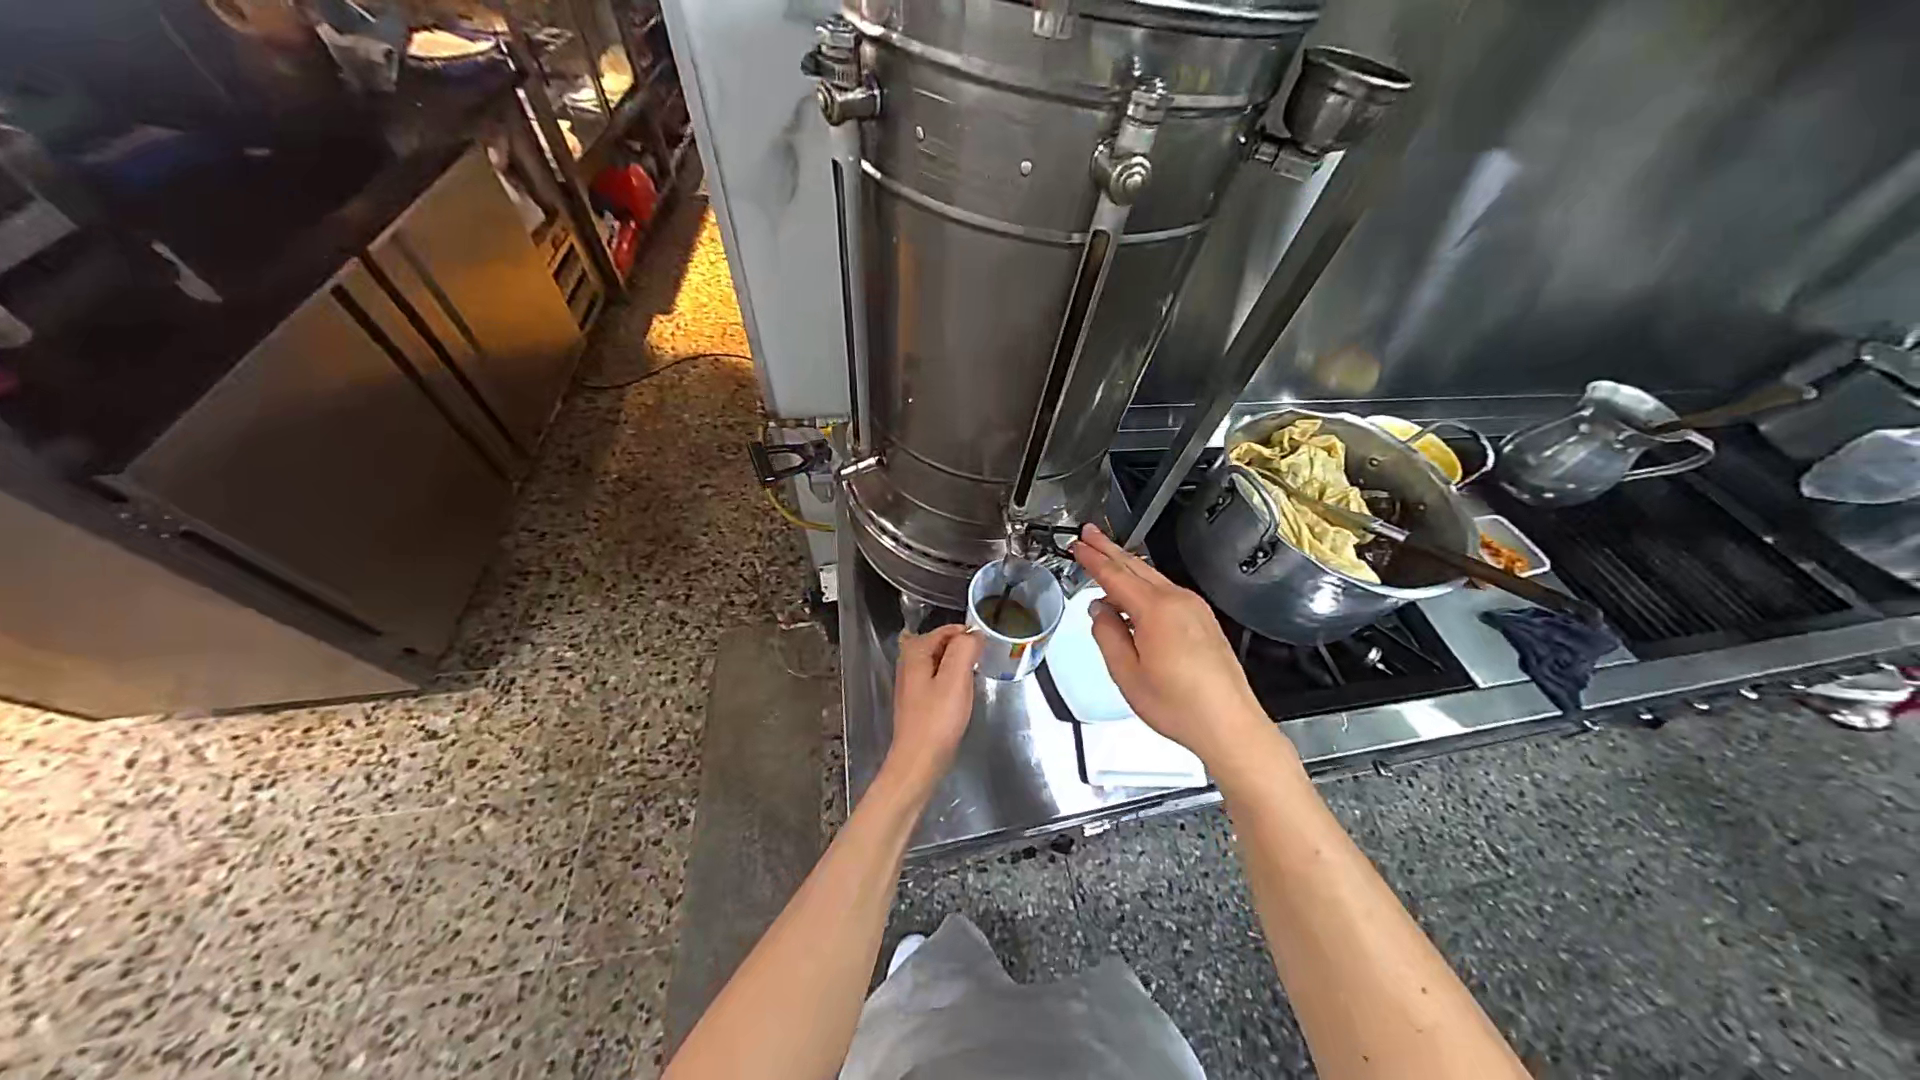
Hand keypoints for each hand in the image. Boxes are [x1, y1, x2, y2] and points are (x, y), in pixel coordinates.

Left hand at [883, 623, 984, 793]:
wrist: (919, 761)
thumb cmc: (938, 720)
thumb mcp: (955, 679)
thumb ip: (964, 649)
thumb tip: (974, 634)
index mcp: (915, 651)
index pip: (949, 630)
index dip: (970, 637)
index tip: (987, 652)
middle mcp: (908, 661)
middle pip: (944, 644)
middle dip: (965, 651)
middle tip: (982, 667)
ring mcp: (911, 681)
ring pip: (943, 662)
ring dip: (960, 668)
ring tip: (973, 682)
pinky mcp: (918, 699)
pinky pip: (940, 679)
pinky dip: (953, 682)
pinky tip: (961, 697)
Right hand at [1072, 524, 1280, 767]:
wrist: (1230, 726)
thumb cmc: (1183, 707)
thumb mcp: (1127, 673)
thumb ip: (1107, 635)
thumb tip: (1099, 612)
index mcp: (1156, 611)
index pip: (1115, 574)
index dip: (1093, 558)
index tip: (1079, 546)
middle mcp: (1179, 602)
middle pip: (1136, 566)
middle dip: (1109, 548)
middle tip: (1090, 535)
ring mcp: (1195, 609)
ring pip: (1153, 577)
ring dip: (1126, 565)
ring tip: (1106, 557)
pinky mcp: (1203, 620)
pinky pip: (1167, 592)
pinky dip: (1144, 585)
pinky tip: (1133, 594)